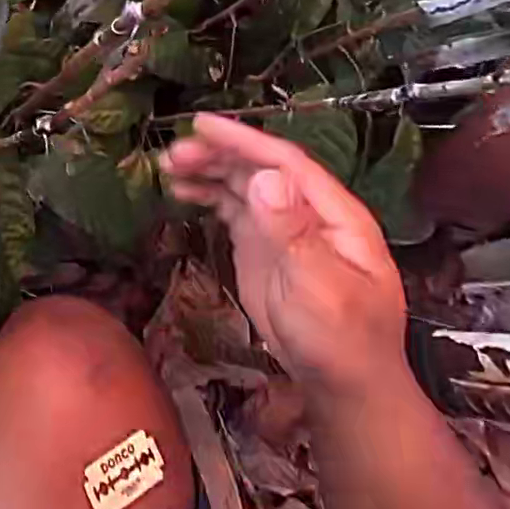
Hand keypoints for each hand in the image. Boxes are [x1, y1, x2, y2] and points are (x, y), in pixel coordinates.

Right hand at [162, 115, 407, 401]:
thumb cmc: (341, 339)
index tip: (201, 125)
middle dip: (215, 155)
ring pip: (240, 183)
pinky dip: (204, 193)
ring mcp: (282, 225)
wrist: (340, 383)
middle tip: (172, 155)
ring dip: (206, 170)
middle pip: (257, 167)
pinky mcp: (260, 241)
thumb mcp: (320, 287)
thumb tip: (265, 179)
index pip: (285, 162)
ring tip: (168, 166)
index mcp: (333, 214)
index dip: (243, 140)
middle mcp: (306, 210)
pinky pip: (230, 205)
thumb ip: (292, 232)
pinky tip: (180, 190)